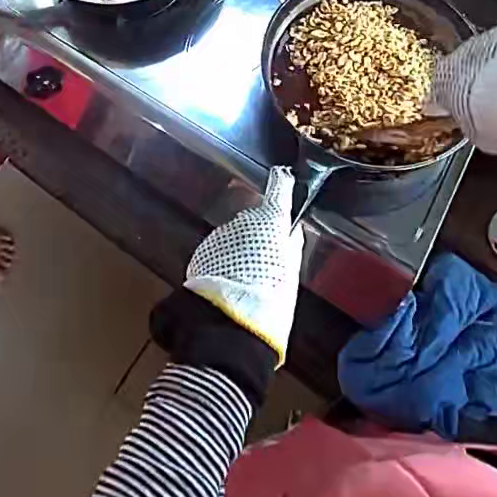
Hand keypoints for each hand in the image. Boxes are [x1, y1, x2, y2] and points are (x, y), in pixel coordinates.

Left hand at [185, 167, 304, 362]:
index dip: (282, 183)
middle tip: (269, 259)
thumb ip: (292, 246)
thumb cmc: (271, 298)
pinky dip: (226, 259)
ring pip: (236, 235)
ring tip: (249, 277)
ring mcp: (221, 233)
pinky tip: (232, 281)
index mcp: (271, 221)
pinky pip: (220, 249)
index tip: (283, 175)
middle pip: (255, 218)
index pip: (279, 191)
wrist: (230, 322)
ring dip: (241, 248)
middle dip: (260, 232)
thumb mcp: (291, 273)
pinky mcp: (203, 249)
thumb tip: (293, 229)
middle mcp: (243, 220)